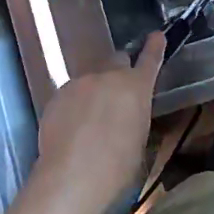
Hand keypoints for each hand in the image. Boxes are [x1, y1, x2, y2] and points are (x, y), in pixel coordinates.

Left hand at [34, 33, 165, 213]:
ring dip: (95, 92)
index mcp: (136, 87)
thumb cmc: (117, 168)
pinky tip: (72, 129)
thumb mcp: (139, 140)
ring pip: (91, 80)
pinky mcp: (57, 94)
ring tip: (89, 123)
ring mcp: (80, 82)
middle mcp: (108, 76)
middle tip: (117, 96)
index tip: (157, 35)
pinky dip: (75, 105)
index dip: (154, 47)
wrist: (71, 177)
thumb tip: (127, 112)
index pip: (150, 59)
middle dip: (120, 72)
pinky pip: (71, 94)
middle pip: (117, 60)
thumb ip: (135, 115)